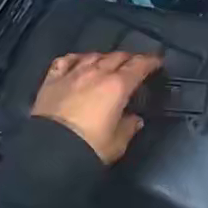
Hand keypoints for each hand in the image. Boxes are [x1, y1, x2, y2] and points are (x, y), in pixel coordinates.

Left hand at [30, 52, 159, 163]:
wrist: (49, 152)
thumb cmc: (89, 147)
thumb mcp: (117, 143)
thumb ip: (129, 127)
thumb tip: (135, 119)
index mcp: (117, 86)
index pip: (139, 65)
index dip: (150, 61)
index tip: (157, 61)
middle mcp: (97, 72)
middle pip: (117, 56)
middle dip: (129, 58)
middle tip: (135, 64)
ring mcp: (73, 73)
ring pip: (93, 55)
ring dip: (105, 57)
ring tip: (108, 63)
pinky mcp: (53, 79)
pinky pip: (67, 60)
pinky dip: (77, 59)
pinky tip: (79, 62)